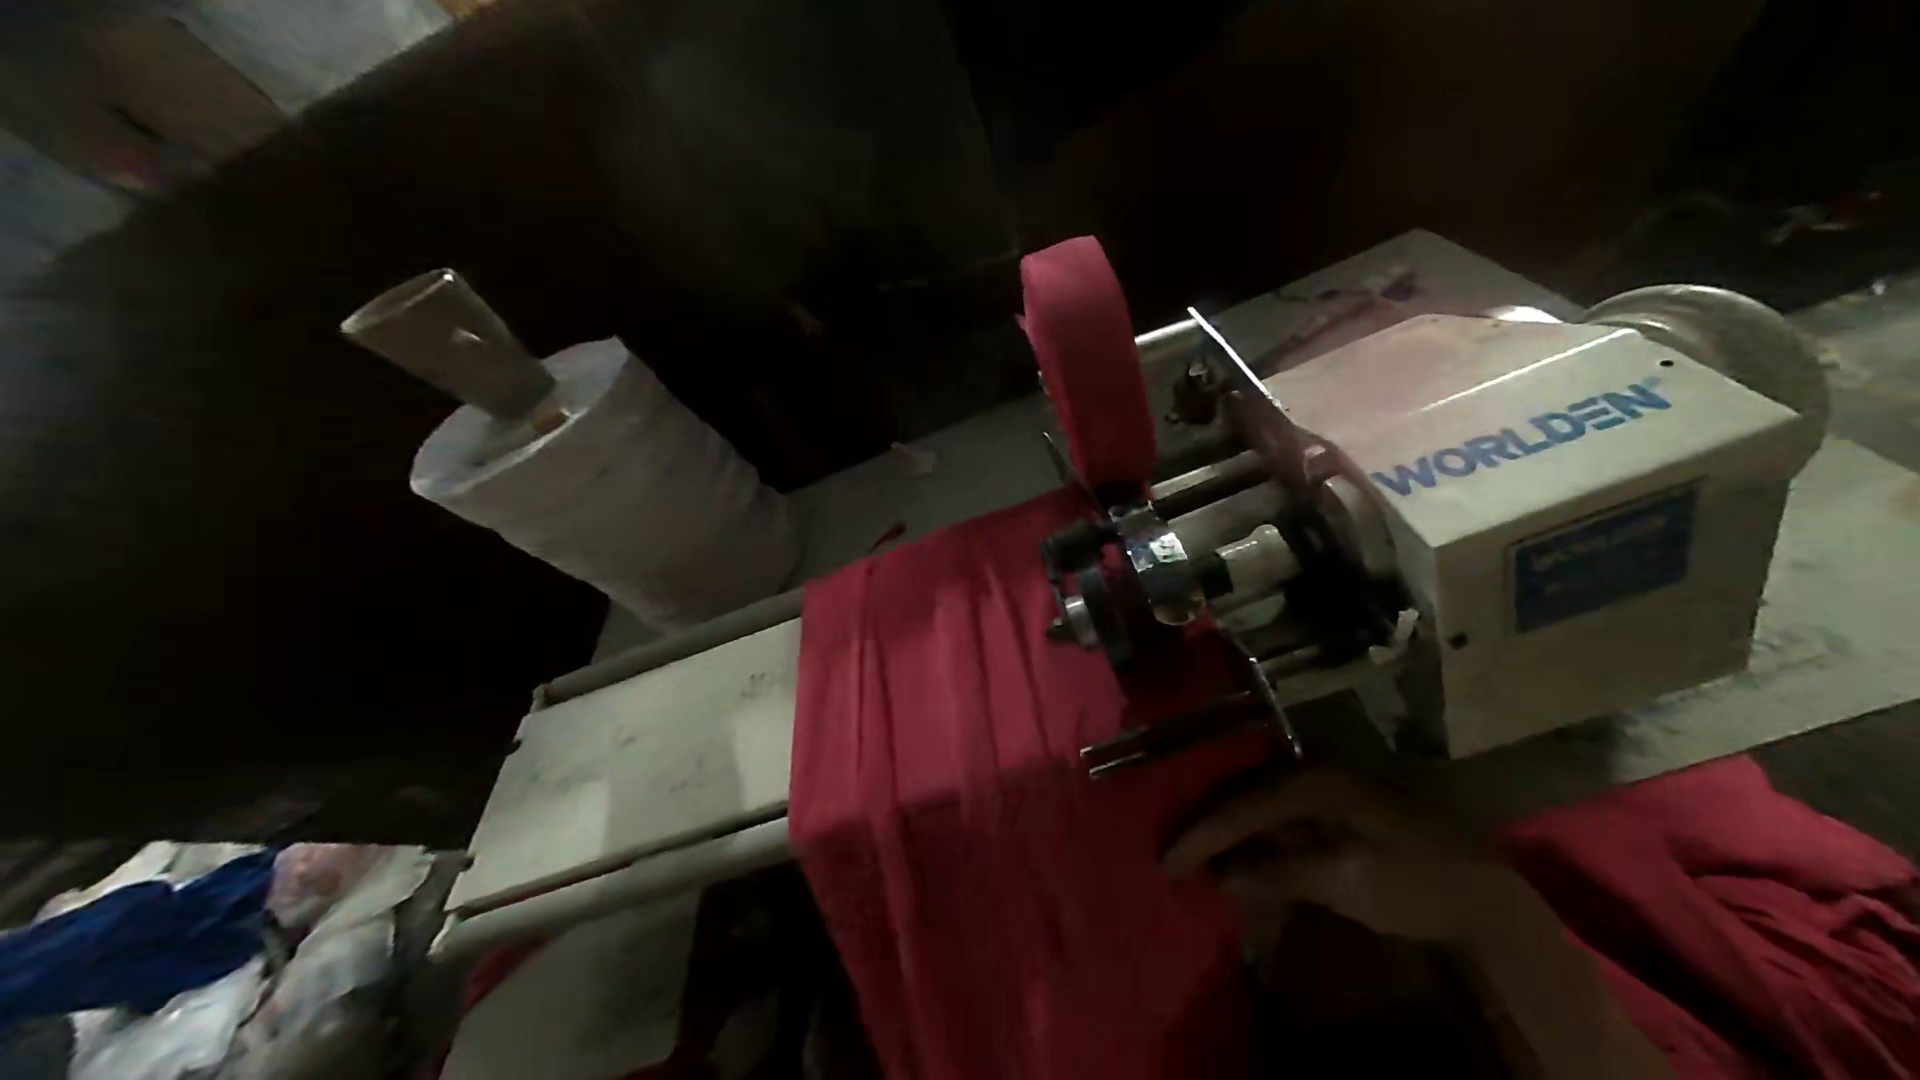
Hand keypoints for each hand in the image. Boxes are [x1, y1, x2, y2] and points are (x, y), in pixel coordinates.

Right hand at [1162, 769, 1537, 944]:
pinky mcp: (1335, 807)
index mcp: (1313, 784)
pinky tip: (1241, 857)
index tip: (1168, 864)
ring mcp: (1325, 788)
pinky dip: (1255, 837)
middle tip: (1175, 859)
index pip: (1240, 808)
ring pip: (1258, 806)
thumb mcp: (1346, 883)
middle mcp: (1312, 773)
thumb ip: (1280, 873)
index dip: (1201, 836)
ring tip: (1198, 860)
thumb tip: (1224, 876)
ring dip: (1229, 833)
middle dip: (1207, 830)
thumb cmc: (1414, 884)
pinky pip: (1278, 818)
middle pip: (1242, 798)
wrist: (1487, 895)